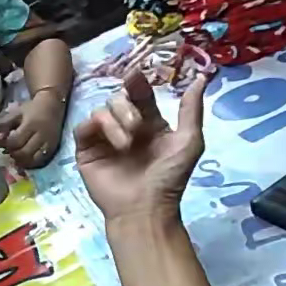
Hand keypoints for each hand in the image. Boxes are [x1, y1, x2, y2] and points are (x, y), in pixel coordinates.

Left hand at [0, 89, 66, 168]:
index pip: (15, 141)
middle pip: (25, 153)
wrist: (53, 106)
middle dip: (13, 155)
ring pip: (34, 160)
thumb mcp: (16, 113)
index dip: (5, 145)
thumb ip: (4, 125)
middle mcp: (42, 135)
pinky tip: (25, 159)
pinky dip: (31, 163)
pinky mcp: (54, 148)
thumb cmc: (32, 109)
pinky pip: (41, 161)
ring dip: (22, 162)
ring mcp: (49, 143)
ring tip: (16, 156)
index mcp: (31, 125)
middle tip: (8, 152)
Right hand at [74, 72, 206, 229]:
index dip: (137, 83)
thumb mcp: (189, 142)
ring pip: (101, 110)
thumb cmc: (169, 178)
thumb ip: (191, 110)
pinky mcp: (85, 150)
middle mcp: (125, 128)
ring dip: (115, 121)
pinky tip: (110, 143)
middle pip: (118, 99)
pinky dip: (95, 127)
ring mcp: (104, 139)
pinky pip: (83, 126)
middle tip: (137, 128)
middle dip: (127, 109)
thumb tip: (202, 77)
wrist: (144, 208)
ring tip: (126, 144)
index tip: (134, 76)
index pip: (140, 95)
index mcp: (149, 124)